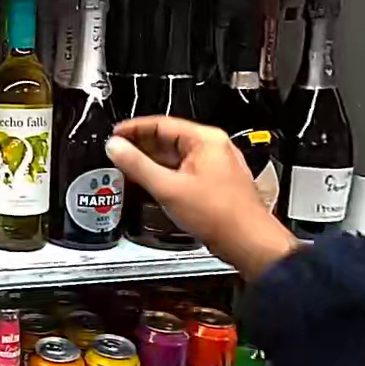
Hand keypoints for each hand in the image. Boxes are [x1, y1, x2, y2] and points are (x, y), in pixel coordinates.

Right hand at [105, 116, 300, 279]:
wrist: (248, 242)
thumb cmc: (220, 215)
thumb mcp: (168, 188)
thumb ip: (137, 165)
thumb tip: (116, 148)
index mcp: (206, 140)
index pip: (161, 124)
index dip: (134, 128)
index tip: (116, 134)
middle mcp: (214, 148)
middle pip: (169, 139)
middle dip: (142, 146)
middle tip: (118, 152)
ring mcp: (216, 166)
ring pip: (177, 157)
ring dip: (153, 162)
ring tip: (130, 169)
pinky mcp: (215, 183)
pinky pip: (185, 172)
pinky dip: (166, 175)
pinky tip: (153, 185)